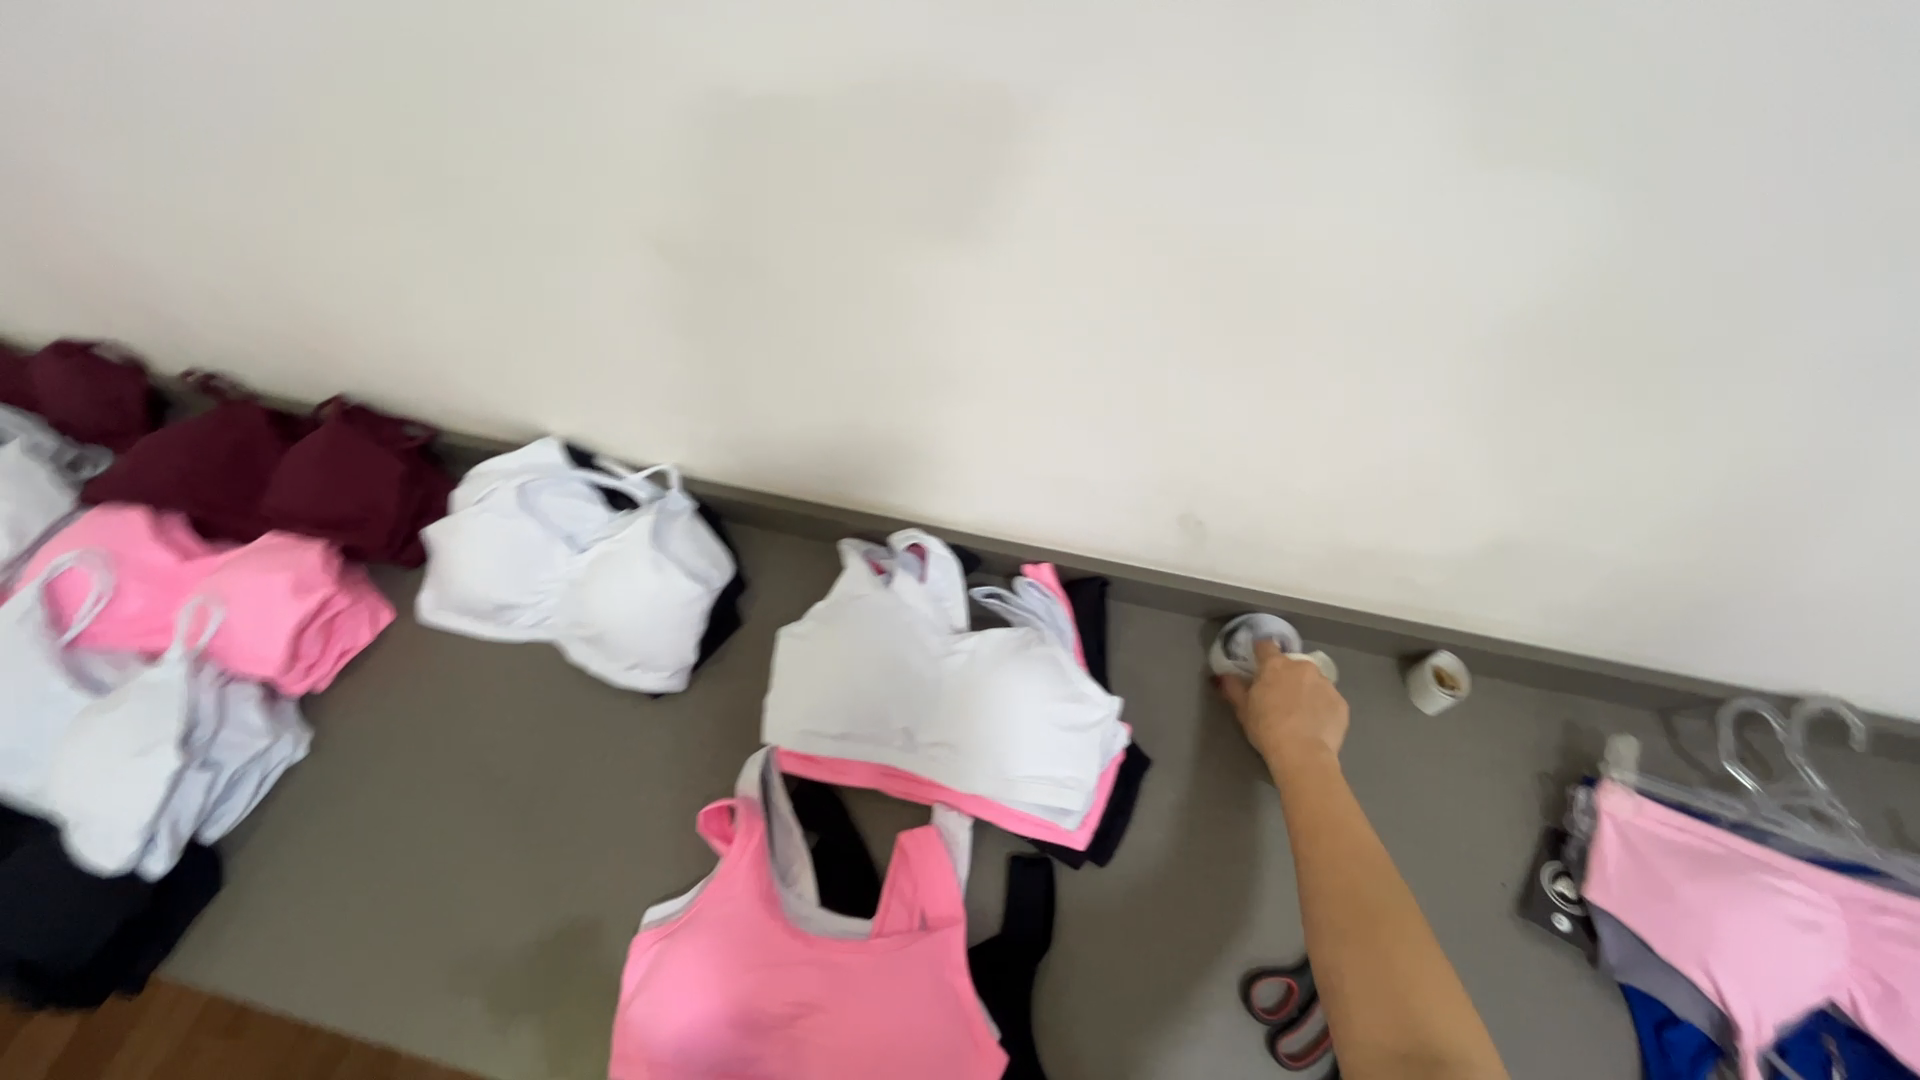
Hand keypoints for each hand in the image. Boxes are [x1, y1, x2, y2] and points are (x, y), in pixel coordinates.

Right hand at [1217, 639, 1348, 766]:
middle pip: (1292, 663)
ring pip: (1313, 680)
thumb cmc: (1266, 728)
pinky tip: (1315, 723)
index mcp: (1275, 665)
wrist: (1303, 753)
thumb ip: (1233, 688)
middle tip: (1279, 695)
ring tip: (1300, 712)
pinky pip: (1328, 698)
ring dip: (1306, 689)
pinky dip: (1322, 706)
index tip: (1258, 663)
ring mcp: (1325, 683)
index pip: (1266, 645)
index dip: (1261, 652)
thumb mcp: (1243, 709)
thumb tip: (1224, 675)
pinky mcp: (1341, 702)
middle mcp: (1302, 667)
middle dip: (1286, 675)